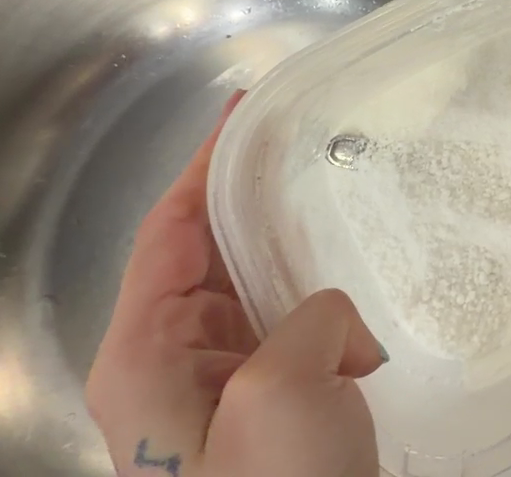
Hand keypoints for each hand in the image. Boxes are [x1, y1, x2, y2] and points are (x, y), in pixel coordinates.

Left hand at [87, 92, 385, 476]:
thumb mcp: (285, 388)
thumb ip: (312, 316)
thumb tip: (335, 319)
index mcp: (145, 354)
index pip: (168, 231)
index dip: (203, 163)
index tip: (242, 109)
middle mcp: (169, 364)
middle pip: (205, 251)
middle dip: (250, 195)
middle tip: (304, 140)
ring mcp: (219, 385)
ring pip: (252, 286)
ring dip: (293, 248)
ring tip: (339, 202)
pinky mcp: (264, 401)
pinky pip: (289, 323)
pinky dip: (325, 300)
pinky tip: (365, 304)